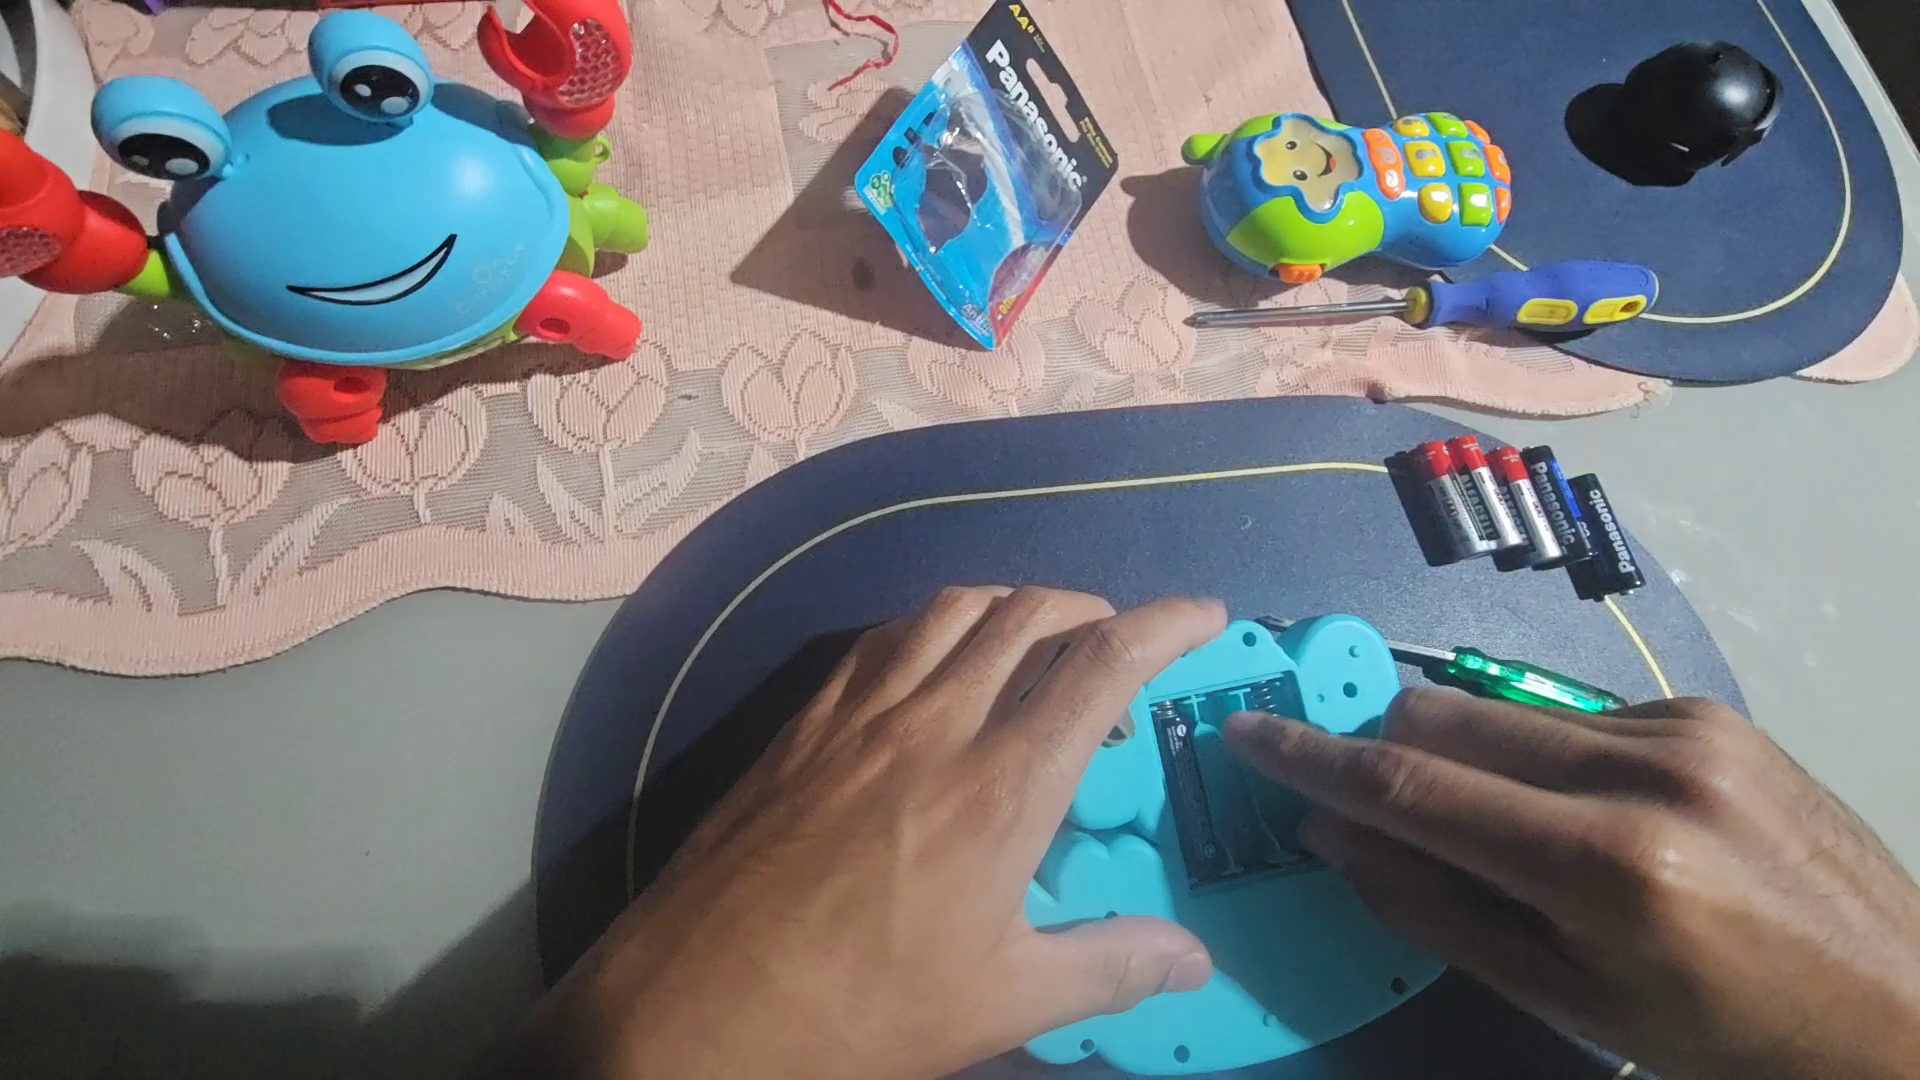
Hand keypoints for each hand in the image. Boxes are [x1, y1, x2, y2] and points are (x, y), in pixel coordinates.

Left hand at [490, 588, 1228, 1079]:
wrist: (700, 1003)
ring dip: (1013, 605)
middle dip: (1090, 608)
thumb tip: (1196, 961)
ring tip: (1037, 639)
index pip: (1099, 668)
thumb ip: (1110, 966)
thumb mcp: (1001, 999)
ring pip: (956, 607)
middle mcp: (939, 721)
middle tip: (1114, 644)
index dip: (1162, 626)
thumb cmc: (862, 1007)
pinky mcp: (813, 712)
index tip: (1200, 614)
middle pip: (1029, 614)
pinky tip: (940, 655)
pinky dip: (935, 624)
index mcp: (1001, 787)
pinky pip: (887, 634)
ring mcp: (867, 708)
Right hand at [1225, 690, 1919, 1079]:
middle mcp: (1643, 774)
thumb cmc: (1718, 1034)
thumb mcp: (1555, 994)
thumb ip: (1422, 900)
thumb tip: (1324, 825)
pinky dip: (1526, 750)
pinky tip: (1583, 803)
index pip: (1408, 785)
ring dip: (1455, 750)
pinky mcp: (1698, 706)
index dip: (1310, 757)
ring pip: (1483, 704)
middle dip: (1380, 748)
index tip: (1247, 731)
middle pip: (1432, 715)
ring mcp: (1678, 727)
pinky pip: (1550, 709)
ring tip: (1508, 817)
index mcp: (1607, 869)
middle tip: (1383, 801)